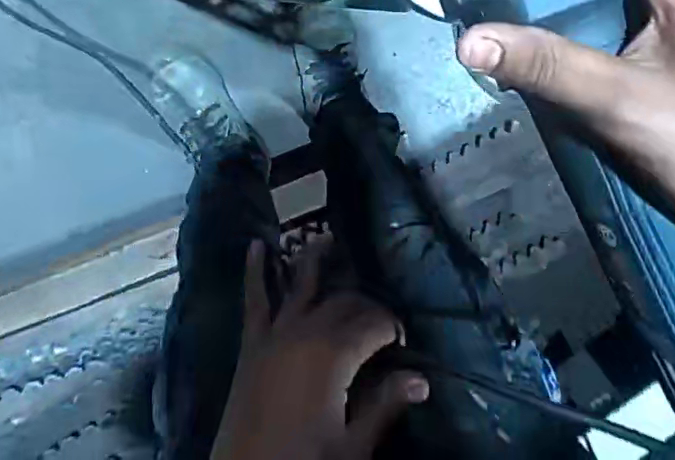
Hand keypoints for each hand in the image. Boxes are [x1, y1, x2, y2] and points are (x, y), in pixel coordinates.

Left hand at [210, 236, 428, 459]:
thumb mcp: (350, 447)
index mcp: (334, 354)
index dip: (391, 327)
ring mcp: (276, 333)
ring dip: (315, 259)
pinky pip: (254, 301)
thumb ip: (384, 405)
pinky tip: (255, 246)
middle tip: (380, 319)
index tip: (402, 340)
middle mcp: (307, 331)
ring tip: (326, 237)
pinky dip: (254, 272)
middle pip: (344, 302)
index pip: (374, 324)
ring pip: (301, 284)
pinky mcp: (252, 344)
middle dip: (365, 304)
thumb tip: (422, 379)